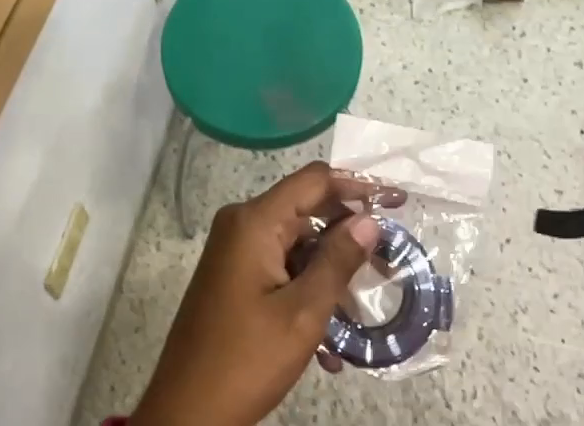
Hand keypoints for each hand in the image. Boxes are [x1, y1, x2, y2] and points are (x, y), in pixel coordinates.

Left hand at [130, 162, 401, 425]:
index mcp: (255, 221)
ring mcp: (235, 251)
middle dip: (348, 237)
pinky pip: (280, 268)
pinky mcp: (234, 276)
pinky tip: (330, 342)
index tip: (396, 202)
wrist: (187, 410)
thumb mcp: (303, 313)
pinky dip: (307, 291)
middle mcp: (242, 225)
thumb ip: (338, 261)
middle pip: (306, 210)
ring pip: (297, 245)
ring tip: (361, 316)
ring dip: (329, 274)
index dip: (357, 186)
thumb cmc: (246, 358)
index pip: (314, 181)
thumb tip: (369, 221)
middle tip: (389, 266)